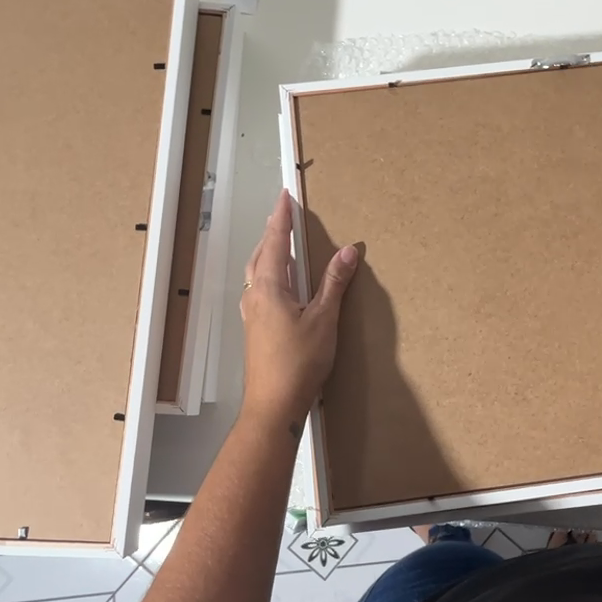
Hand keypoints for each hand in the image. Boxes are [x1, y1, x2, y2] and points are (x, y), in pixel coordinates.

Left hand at [239, 190, 358, 425]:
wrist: (273, 404)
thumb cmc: (298, 362)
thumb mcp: (324, 319)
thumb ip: (334, 283)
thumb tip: (349, 251)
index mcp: (268, 287)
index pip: (275, 242)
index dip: (281, 218)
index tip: (284, 196)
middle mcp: (254, 296)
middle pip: (260, 255)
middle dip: (272, 233)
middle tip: (284, 216)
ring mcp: (252, 314)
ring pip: (257, 273)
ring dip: (269, 254)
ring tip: (283, 245)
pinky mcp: (256, 330)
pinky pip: (260, 290)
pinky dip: (270, 275)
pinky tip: (281, 285)